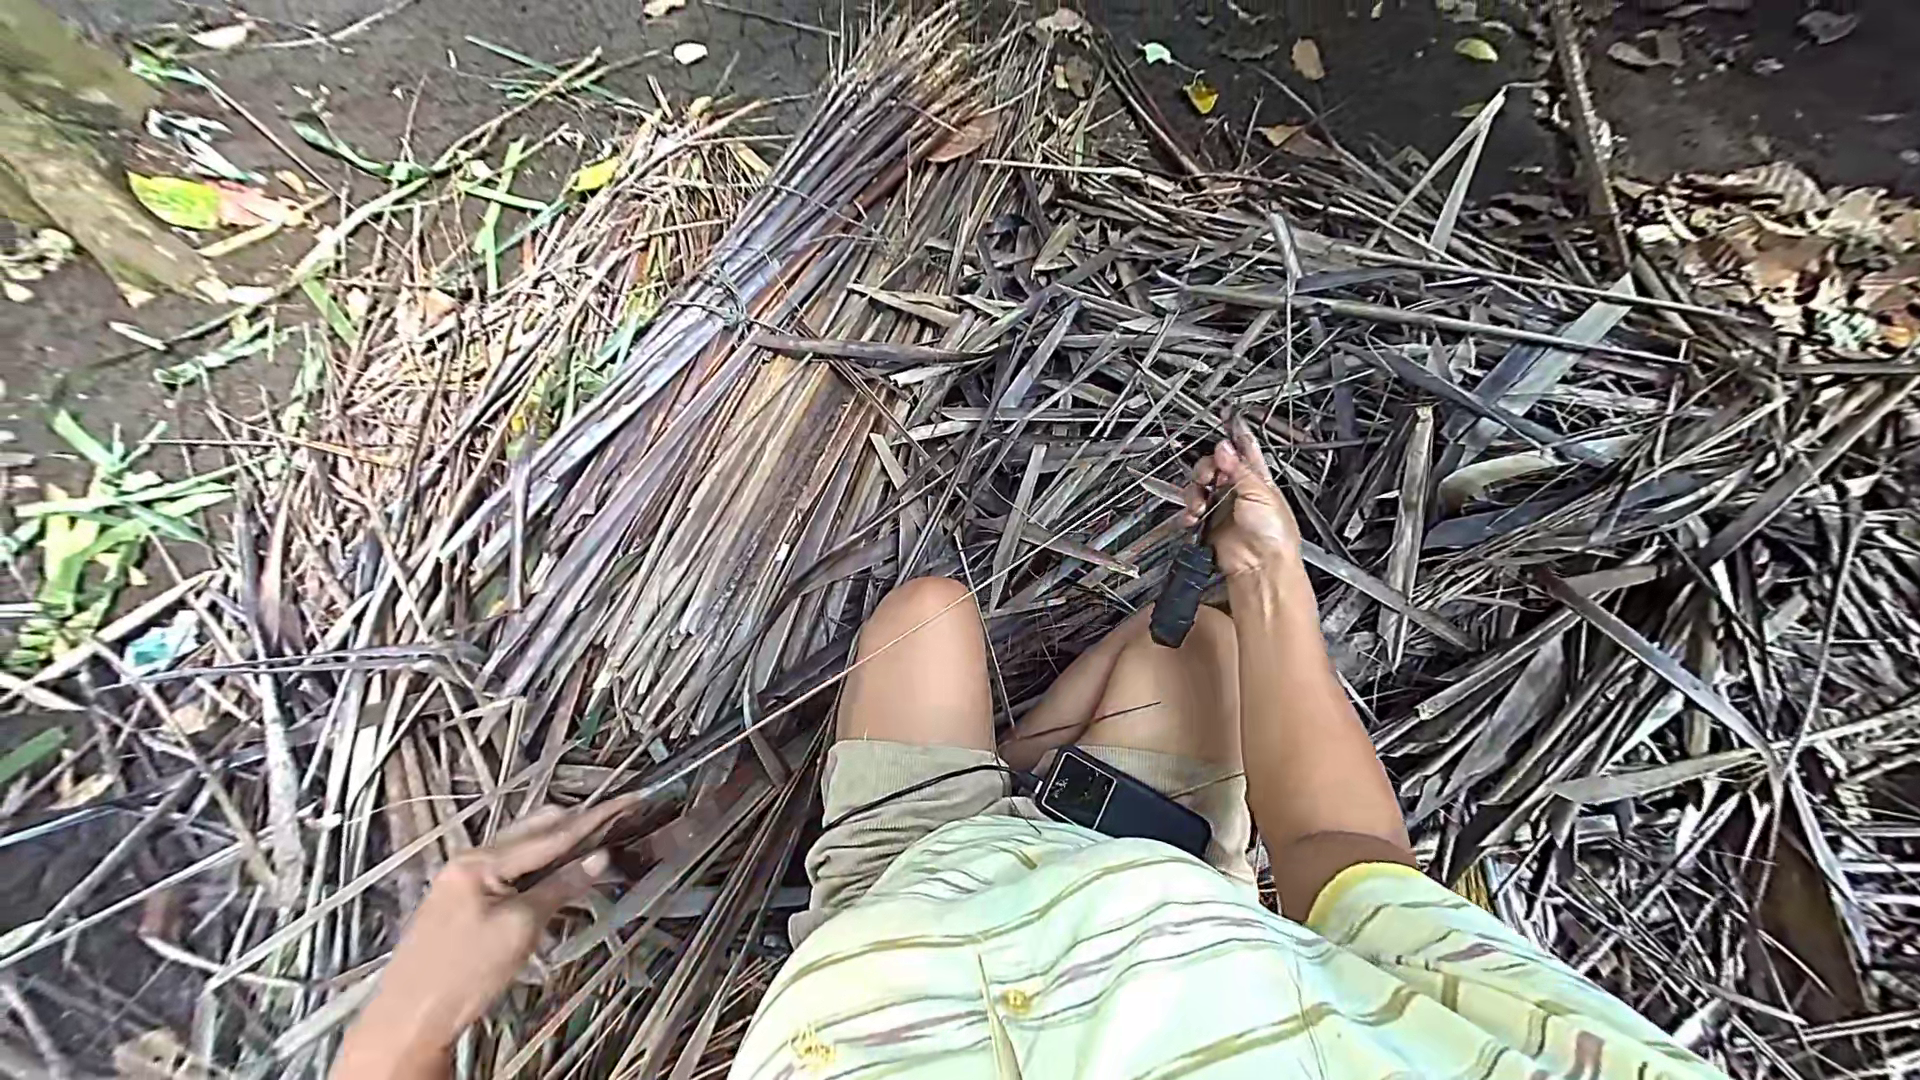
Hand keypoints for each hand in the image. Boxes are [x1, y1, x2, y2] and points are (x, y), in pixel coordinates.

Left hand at [334, 800, 634, 1075]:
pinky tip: (559, 874)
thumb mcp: (521, 927)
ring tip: (594, 846)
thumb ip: (563, 884)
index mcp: (480, 862)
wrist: (403, 1030)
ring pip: (526, 844)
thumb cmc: (461, 977)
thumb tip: (600, 856)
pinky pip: (514, 865)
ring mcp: (463, 879)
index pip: (554, 833)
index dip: (597, 817)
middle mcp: (470, 861)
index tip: (629, 800)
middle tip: (616, 822)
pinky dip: (542, 864)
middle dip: (578, 823)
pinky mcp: (464, 900)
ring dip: (561, 843)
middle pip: (538, 828)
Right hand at [1181, 416, 1302, 578]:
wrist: (1262, 564)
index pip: (1242, 449)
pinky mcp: (1209, 524)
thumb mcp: (1259, 492)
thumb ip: (1237, 468)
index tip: (1226, 416)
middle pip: (1213, 466)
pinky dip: (1188, 512)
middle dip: (1205, 468)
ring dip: (1194, 492)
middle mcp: (1238, 490)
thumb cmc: (1274, 533)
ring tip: (1200, 503)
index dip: (1233, 434)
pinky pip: (1190, 510)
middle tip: (1209, 475)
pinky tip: (1195, 515)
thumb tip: (1224, 447)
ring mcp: (1222, 507)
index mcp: (1256, 478)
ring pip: (1198, 486)